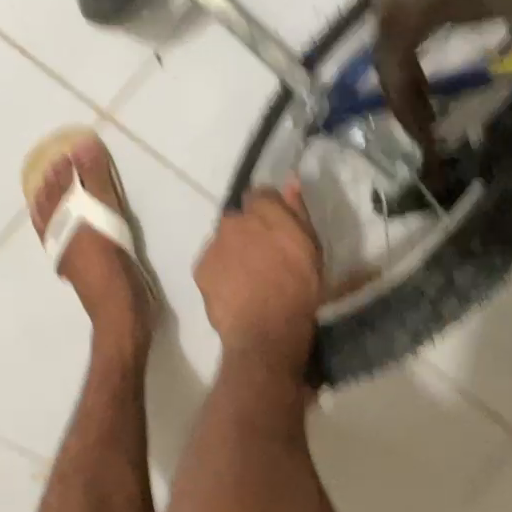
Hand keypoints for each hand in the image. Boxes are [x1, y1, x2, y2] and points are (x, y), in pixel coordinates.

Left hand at [196, 185, 324, 371]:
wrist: (266, 330)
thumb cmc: (299, 289)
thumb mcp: (310, 247)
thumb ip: (297, 210)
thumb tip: (290, 180)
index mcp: (263, 211)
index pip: (260, 196)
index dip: (268, 212)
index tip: (276, 232)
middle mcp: (234, 221)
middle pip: (239, 220)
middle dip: (248, 232)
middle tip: (262, 259)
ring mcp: (213, 244)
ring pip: (223, 241)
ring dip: (233, 252)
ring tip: (247, 279)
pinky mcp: (200, 268)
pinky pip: (211, 263)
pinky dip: (220, 272)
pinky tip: (234, 291)